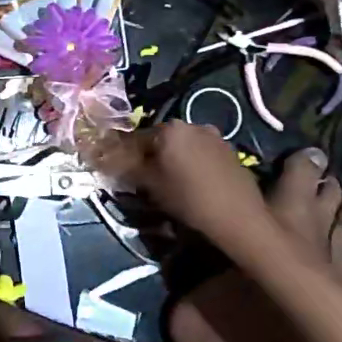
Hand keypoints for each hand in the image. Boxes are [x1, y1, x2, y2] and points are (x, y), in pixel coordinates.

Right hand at [92, 122, 270, 241]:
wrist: (239, 217)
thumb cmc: (188, 198)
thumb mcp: (150, 185)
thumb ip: (126, 167)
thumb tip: (102, 157)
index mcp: (169, 128)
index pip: (137, 138)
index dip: (127, 155)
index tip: (124, 172)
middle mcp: (192, 124)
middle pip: (161, 139)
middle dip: (152, 155)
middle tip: (148, 179)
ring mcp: (214, 136)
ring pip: (183, 145)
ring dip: (174, 158)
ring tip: (172, 183)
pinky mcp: (230, 151)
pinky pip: (202, 152)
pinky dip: (193, 163)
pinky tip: (194, 183)